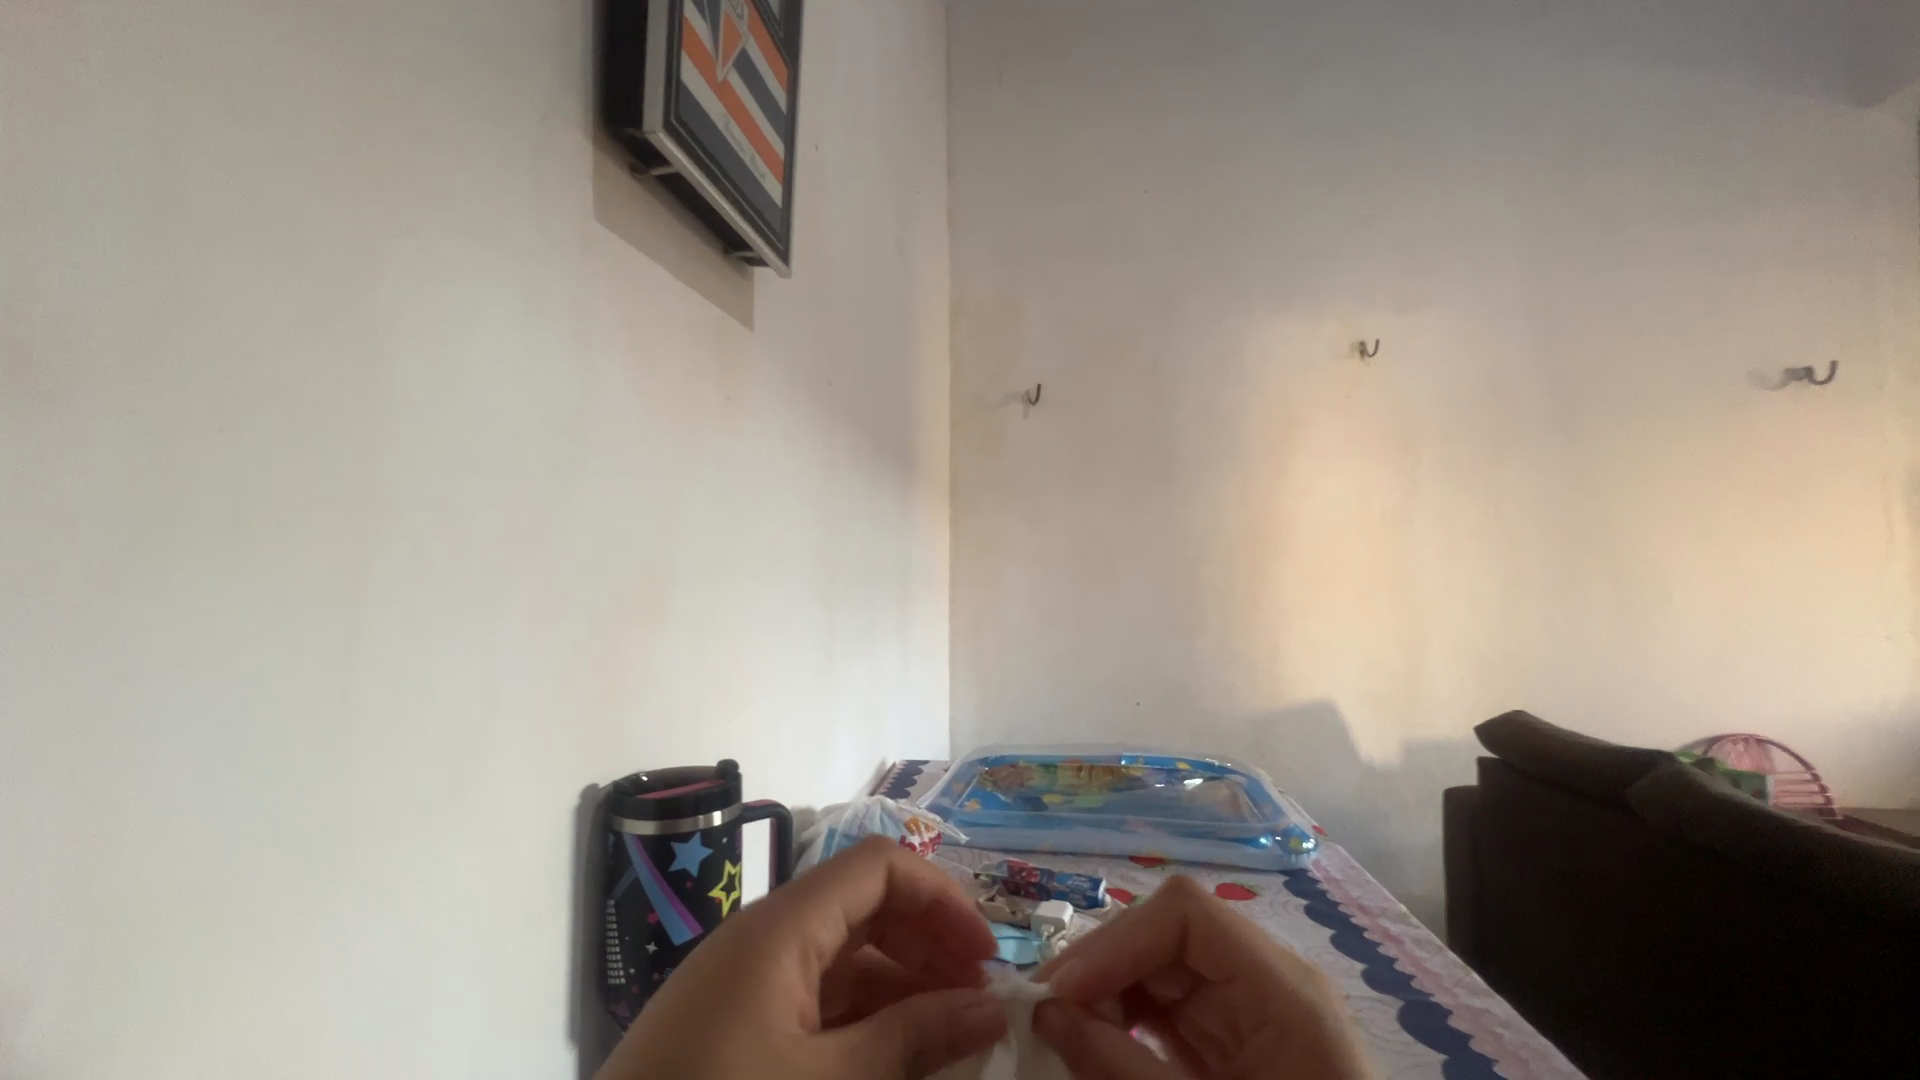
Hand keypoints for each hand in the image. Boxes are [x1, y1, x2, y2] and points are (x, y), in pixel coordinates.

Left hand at [597, 837, 1007, 1079]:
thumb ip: (912, 1041)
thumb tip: (992, 1007)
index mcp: (784, 925)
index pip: (878, 866)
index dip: (940, 898)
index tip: (984, 956)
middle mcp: (768, 935)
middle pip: (866, 905)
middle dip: (928, 943)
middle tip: (976, 1002)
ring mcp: (751, 978)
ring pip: (846, 955)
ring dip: (902, 985)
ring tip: (948, 1036)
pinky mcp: (739, 1020)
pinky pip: (819, 997)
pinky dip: (864, 1018)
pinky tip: (895, 1057)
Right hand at [1032, 875, 1370, 1079]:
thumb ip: (1124, 1069)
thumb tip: (1045, 1014)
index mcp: (1282, 989)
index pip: (1185, 911)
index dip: (1116, 939)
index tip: (1063, 991)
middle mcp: (1266, 981)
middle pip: (1166, 933)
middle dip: (1102, 966)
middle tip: (1048, 1016)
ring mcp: (1249, 1010)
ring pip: (1159, 967)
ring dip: (1106, 993)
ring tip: (1065, 1034)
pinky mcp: (1233, 1041)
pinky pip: (1168, 1008)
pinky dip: (1126, 1021)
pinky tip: (1098, 1046)